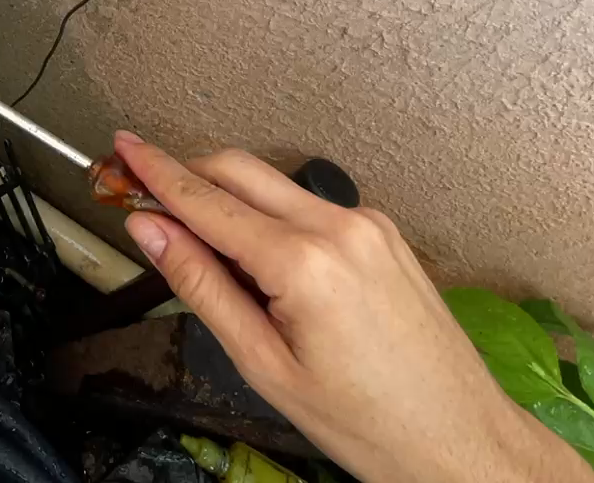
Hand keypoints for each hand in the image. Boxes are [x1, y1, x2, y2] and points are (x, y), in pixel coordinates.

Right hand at [114, 132, 593, 482]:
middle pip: (234, 168)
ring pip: (267, 180)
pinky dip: (263, 212)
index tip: (122, 146)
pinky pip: (300, 201)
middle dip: (185, 173)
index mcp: (303, 263)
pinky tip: (261, 258)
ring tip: (206, 247)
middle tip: (147, 194)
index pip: (205, 199)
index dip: (154, 170)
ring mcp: (364, 222)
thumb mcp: (262, 363)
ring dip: (223, 195)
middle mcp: (336, 226)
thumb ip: (198, 283)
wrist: (472, 447)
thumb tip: (148, 228)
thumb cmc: (365, 423)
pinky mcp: (378, 229)